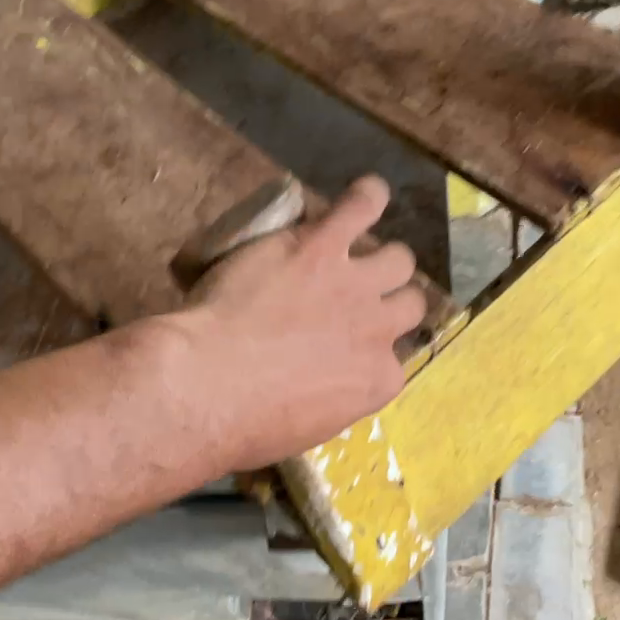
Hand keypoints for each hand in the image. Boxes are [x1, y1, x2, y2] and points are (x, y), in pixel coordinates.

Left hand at [158, 175, 425, 471]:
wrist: (210, 384)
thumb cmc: (247, 423)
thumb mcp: (307, 426)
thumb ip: (333, 396)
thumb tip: (326, 383)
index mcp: (377, 381)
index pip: (393, 359)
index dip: (372, 349)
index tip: (350, 347)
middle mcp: (378, 330)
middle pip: (409, 303)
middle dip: (389, 301)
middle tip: (358, 298)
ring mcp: (354, 284)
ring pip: (398, 258)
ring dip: (382, 257)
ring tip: (361, 249)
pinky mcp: (321, 245)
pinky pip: (362, 206)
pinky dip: (368, 197)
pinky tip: (366, 194)